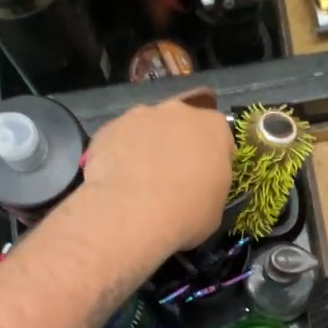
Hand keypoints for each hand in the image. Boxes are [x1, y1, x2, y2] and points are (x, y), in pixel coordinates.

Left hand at [81, 91, 232, 252]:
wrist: (132, 215)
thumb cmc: (186, 213)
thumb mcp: (215, 207)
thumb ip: (211, 185)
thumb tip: (198, 186)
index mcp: (213, 127)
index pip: (219, 138)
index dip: (213, 159)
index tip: (206, 178)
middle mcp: (177, 112)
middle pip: (181, 125)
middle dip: (179, 146)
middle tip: (173, 177)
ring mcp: (139, 116)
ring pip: (148, 129)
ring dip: (148, 147)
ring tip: (140, 181)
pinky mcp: (108, 129)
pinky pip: (119, 140)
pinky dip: (120, 155)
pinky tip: (118, 181)